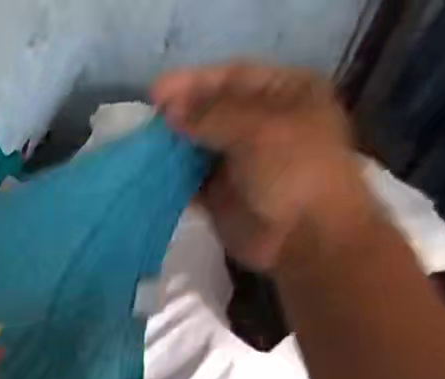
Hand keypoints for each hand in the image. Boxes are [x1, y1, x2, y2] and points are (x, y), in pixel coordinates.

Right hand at [151, 63, 377, 271]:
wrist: (304, 236)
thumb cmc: (294, 171)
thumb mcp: (258, 130)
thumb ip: (211, 116)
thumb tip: (168, 110)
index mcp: (285, 93)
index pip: (233, 77)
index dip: (195, 82)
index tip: (156, 92)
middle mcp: (262, 123)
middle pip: (213, 111)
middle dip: (179, 115)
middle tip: (144, 122)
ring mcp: (240, 161)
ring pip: (198, 146)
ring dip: (171, 147)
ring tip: (140, 147)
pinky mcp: (221, 196)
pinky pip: (191, 181)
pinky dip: (171, 178)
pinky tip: (149, 174)